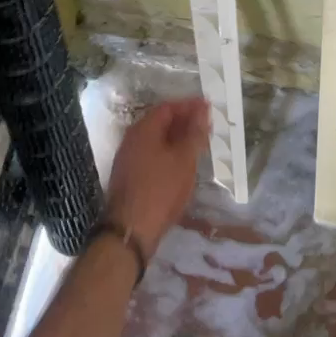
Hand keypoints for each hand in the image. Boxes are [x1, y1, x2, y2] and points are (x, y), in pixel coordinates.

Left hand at [105, 97, 209, 257]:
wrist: (130, 231)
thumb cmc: (160, 190)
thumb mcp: (184, 160)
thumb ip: (194, 133)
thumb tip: (202, 110)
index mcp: (144, 129)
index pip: (168, 107)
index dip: (189, 106)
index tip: (208, 107)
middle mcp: (132, 139)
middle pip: (160, 122)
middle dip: (184, 122)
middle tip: (206, 126)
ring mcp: (128, 158)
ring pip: (156, 141)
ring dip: (177, 139)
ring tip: (197, 145)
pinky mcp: (128, 176)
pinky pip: (151, 155)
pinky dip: (168, 154)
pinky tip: (180, 165)